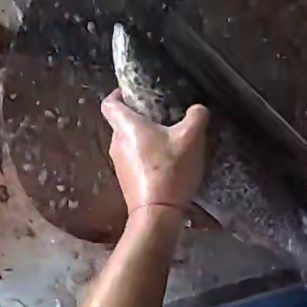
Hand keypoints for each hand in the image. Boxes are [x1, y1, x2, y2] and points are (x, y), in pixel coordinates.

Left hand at [101, 90, 208, 215]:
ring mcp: (119, 163)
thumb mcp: (191, 138)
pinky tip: (166, 162)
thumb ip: (196, 117)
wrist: (157, 213)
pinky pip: (134, 159)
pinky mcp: (125, 179)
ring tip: (169, 139)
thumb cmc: (170, 170)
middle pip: (122, 122)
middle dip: (140, 117)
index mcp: (126, 126)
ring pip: (129, 142)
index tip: (132, 92)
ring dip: (145, 138)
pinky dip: (146, 155)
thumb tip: (197, 109)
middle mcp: (116, 142)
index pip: (109, 103)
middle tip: (162, 115)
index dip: (118, 94)